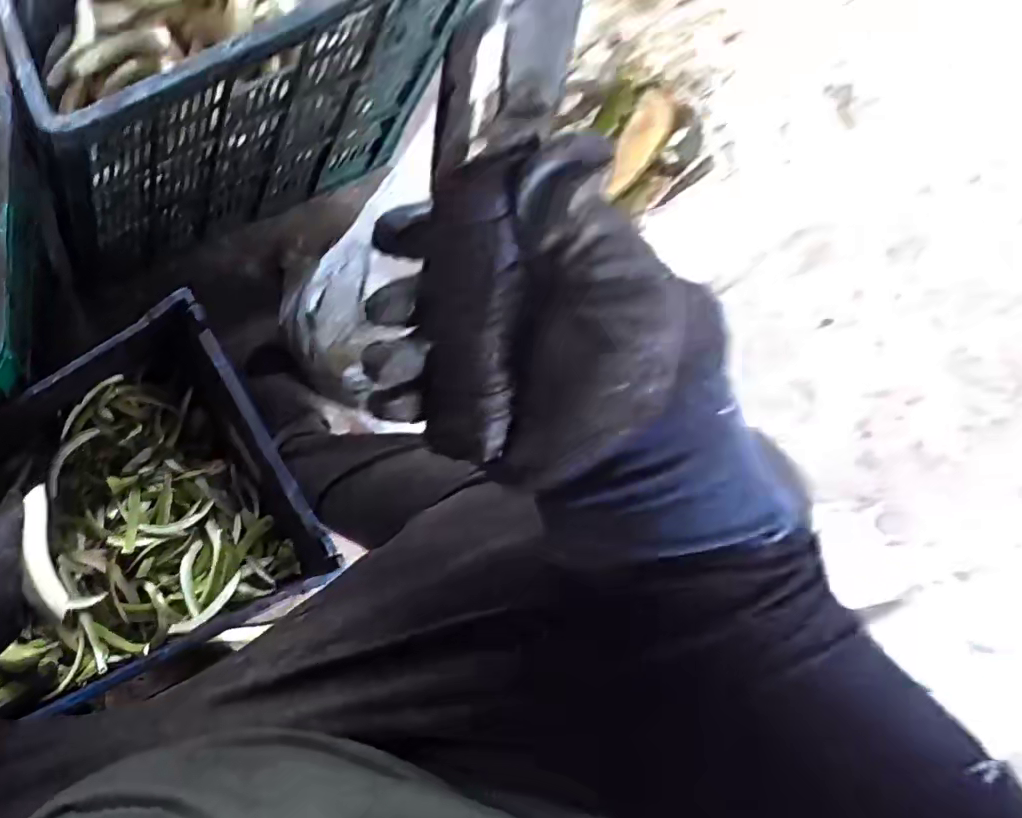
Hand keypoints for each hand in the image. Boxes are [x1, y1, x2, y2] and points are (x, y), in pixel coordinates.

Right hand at [359, 133, 693, 490]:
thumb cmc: (633, 362)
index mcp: (529, 271)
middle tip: (388, 311)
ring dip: (389, 354)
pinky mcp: (454, 411)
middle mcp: (491, 313)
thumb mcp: (618, 287)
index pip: (468, 237)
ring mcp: (468, 366)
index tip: (392, 233)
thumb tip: (543, 158)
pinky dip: (394, 401)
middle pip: (425, 295)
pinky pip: (409, 401)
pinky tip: (394, 403)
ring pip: (409, 350)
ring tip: (390, 367)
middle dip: (397, 300)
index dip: (426, 230)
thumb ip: (576, 231)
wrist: (628, 455)